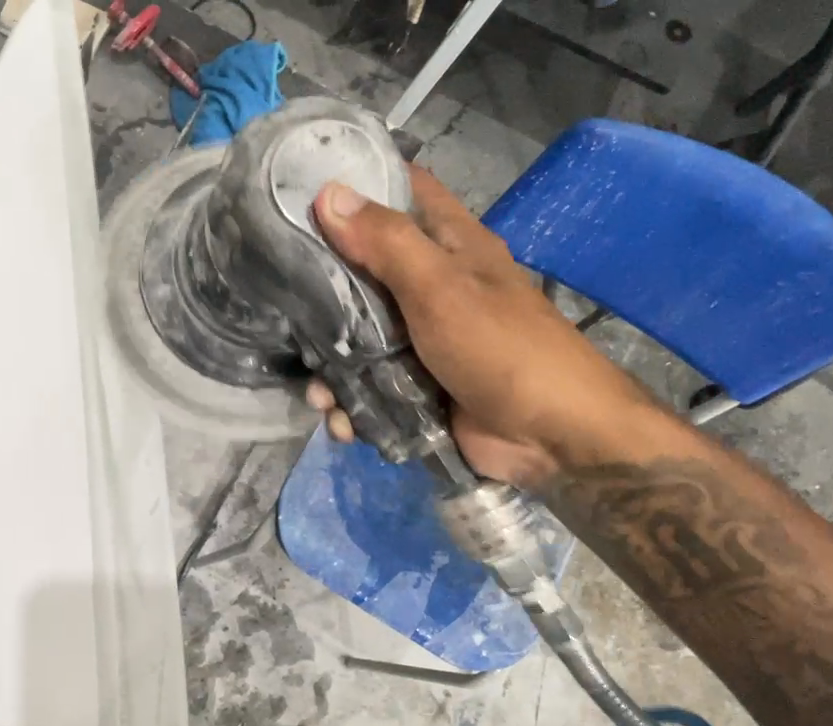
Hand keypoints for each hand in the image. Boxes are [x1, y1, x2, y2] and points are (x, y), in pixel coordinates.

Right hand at [307, 165, 659, 489]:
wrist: (550, 435)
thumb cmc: (501, 348)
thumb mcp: (440, 288)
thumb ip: (386, 243)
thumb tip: (328, 193)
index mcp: (450, 247)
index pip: (403, 192)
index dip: (357, 184)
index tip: (300, 191)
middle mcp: (432, 288)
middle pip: (363, 274)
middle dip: (322, 295)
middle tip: (282, 309)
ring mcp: (421, 342)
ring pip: (357, 342)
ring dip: (330, 372)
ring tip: (320, 397)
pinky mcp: (415, 388)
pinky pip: (367, 391)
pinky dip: (350, 408)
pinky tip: (342, 424)